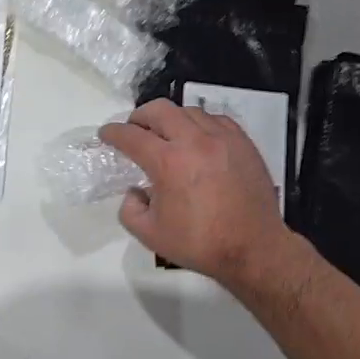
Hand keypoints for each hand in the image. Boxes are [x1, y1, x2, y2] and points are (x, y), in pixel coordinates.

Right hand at [99, 100, 305, 293]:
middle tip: (134, 130)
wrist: (253, 249)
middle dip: (139, 117)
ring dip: (171, 119)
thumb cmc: (200, 244)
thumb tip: (136, 190)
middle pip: (159, 110)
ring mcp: (223, 138)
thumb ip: (129, 209)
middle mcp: (194, 141)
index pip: (131, 136)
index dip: (113, 133)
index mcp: (168, 162)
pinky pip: (215, 119)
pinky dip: (199, 124)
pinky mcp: (243, 142)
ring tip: (167, 136)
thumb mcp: (149, 234)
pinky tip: (197, 140)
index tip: (106, 135)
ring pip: (189, 111)